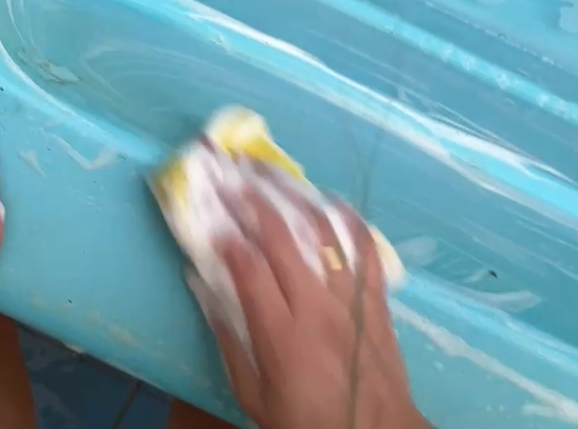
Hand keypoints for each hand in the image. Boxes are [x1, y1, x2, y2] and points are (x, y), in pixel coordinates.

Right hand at [211, 188, 428, 428]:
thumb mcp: (253, 394)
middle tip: (229, 178)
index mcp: (281, 334)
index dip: (225, 236)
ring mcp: (350, 302)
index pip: (247, 266)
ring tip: (271, 174)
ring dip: (293, 197)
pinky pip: (366, 252)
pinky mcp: (376, 303)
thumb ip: (226, 338)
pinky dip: (349, 221)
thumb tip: (200, 287)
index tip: (209, 220)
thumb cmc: (307, 420)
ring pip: (321, 233)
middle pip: (279, 238)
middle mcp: (316, 308)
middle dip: (249, 201)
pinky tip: (331, 199)